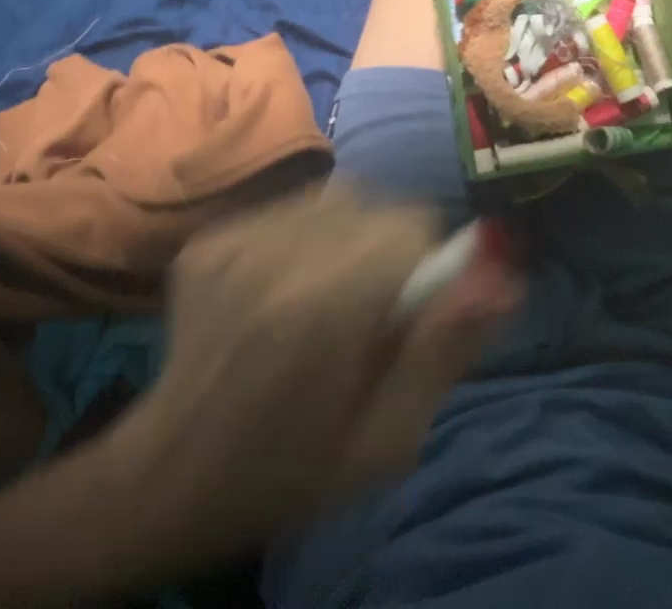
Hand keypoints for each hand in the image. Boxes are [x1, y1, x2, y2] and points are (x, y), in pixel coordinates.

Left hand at [121, 189, 519, 553]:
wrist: (168, 474)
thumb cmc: (289, 471)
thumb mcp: (387, 440)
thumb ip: (445, 351)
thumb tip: (504, 279)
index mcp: (323, 308)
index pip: (413, 225)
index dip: (430, 266)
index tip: (414, 314)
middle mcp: (275, 255)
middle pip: (377, 203)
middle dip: (394, 248)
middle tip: (374, 311)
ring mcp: (233, 238)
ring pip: (337, 196)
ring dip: (356, 236)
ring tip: (333, 297)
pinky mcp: (209, 237)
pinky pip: (292, 208)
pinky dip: (312, 236)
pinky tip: (292, 289)